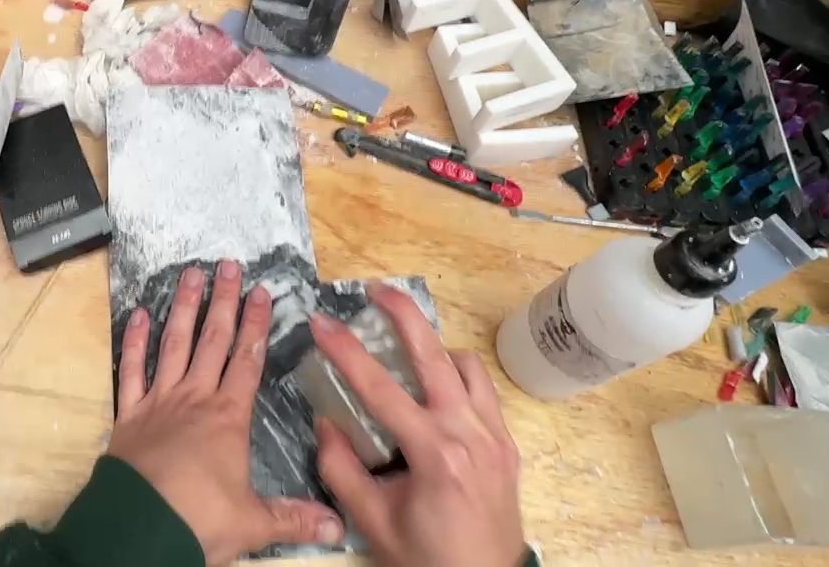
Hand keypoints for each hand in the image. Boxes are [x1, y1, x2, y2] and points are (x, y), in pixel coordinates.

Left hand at [111, 260, 345, 563]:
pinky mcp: (130, 414)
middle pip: (213, 340)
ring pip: (174, 344)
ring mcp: (159, 401)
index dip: (256, 325)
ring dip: (184, 308)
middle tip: (227, 264)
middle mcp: (195, 398)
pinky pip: (131, 370)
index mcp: (228, 417)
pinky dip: (134, 342)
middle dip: (223, 301)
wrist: (138, 532)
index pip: (248, 360)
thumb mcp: (252, 523)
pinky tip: (139, 314)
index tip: (261, 291)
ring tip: (190, 274)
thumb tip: (339, 528)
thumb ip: (294, 518)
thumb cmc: (199, 521)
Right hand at [311, 283, 525, 566]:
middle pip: (433, 354)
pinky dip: (457, 375)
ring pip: (466, 365)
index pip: (379, 388)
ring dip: (433, 347)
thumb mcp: (372, 523)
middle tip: (375, 289)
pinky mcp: (508, 444)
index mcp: (434, 454)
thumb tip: (325, 421)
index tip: (320, 320)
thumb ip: (341, 469)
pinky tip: (437, 387)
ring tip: (406, 345)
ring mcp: (495, 436)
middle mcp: (470, 434)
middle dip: (403, 313)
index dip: (344, 350)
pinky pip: (483, 390)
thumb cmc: (426, 560)